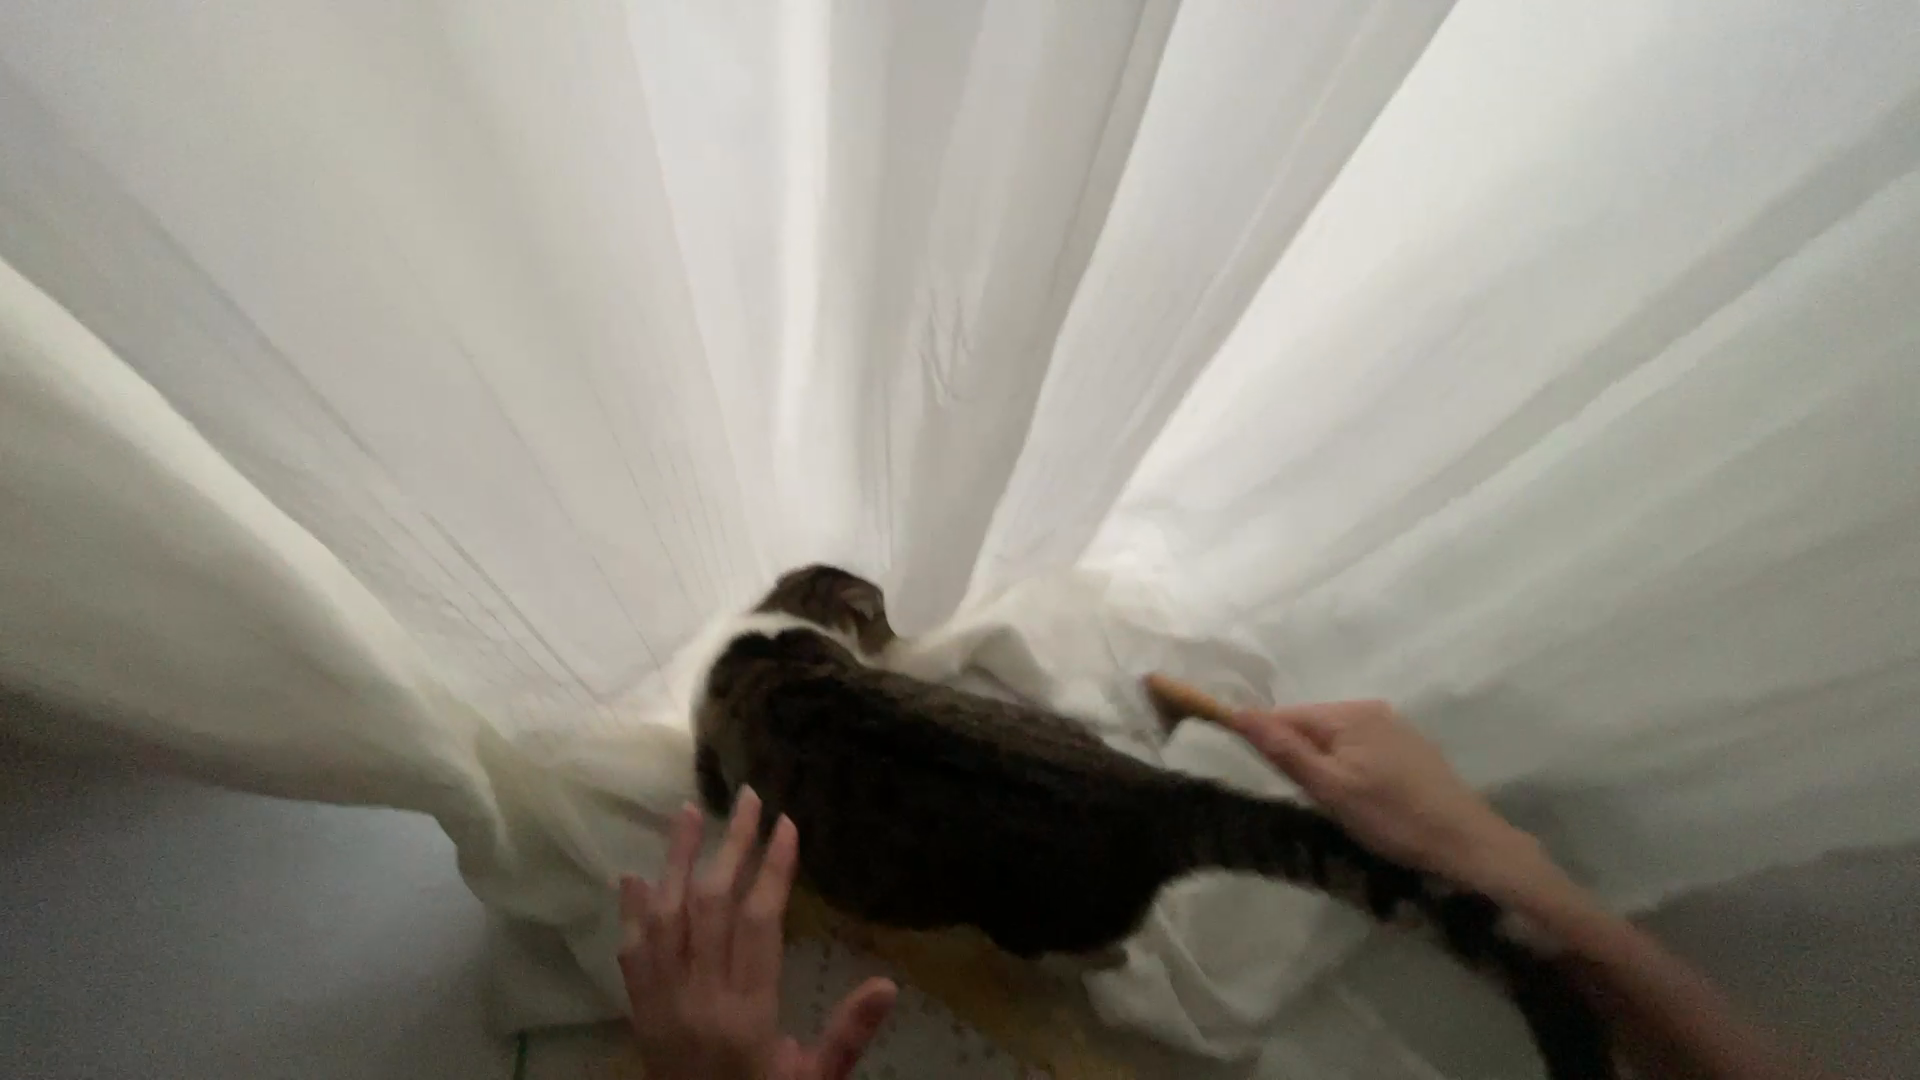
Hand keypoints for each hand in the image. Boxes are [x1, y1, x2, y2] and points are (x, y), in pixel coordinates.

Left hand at [618, 792, 896, 1079]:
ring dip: (676, 860)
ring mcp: (661, 1004)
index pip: (758, 922)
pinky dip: (632, 912)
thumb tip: (890, 983)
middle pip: (710, 905)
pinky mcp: (639, 1013)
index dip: (773, 868)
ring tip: (687, 811)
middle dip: (732, 845)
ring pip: (664, 917)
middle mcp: (698, 998)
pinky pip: (630, 954)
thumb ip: (847, 1035)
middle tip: (748, 797)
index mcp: (745, 1011)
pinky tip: (635, 877)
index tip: (787, 824)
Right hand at [1220, 700, 1544, 894]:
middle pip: (1310, 725)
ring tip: (1336, 800)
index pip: (1285, 716)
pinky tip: (1364, 795)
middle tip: (1311, 797)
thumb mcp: (1330, 789)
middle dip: (1300, 755)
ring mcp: (1394, 726)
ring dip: (1325, 762)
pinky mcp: (1410, 747)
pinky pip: (1360, 746)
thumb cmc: (1394, 819)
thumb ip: (1283, 749)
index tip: (1272, 779)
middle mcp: (1370, 708)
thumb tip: (1237, 713)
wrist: (1472, 849)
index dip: (1269, 744)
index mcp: (1348, 713)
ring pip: (1335, 738)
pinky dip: (1350, 765)